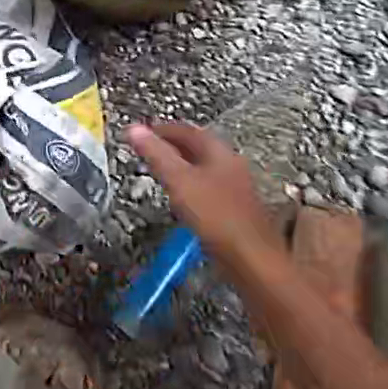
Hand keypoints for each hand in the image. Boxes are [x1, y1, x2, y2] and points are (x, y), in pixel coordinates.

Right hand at [127, 122, 280, 262]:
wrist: (253, 259)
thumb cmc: (215, 215)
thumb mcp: (179, 181)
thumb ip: (156, 154)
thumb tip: (134, 128)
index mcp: (218, 151)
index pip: (187, 130)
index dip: (162, 128)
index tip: (142, 132)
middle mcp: (230, 163)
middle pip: (198, 146)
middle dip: (172, 145)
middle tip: (150, 149)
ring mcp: (236, 186)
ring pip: (203, 166)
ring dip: (182, 165)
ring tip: (162, 171)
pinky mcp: (236, 209)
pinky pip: (208, 186)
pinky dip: (191, 184)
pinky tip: (183, 198)